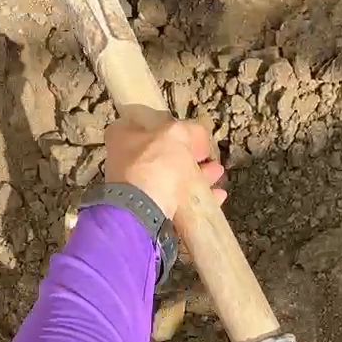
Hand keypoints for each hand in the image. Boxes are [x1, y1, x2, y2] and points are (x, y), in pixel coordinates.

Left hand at [104, 105, 226, 218]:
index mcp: (123, 136)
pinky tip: (216, 197)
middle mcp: (124, 162)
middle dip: (191, 158)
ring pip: (171, 181)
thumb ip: (190, 130)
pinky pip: (175, 203)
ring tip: (218, 176)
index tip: (195, 137)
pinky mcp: (147, 214)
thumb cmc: (156, 166)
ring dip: (197, 178)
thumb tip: (198, 136)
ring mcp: (135, 191)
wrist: (144, 214)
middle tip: (210, 159)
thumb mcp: (177, 135)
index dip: (175, 129)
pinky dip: (194, 200)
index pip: (150, 126)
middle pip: (163, 156)